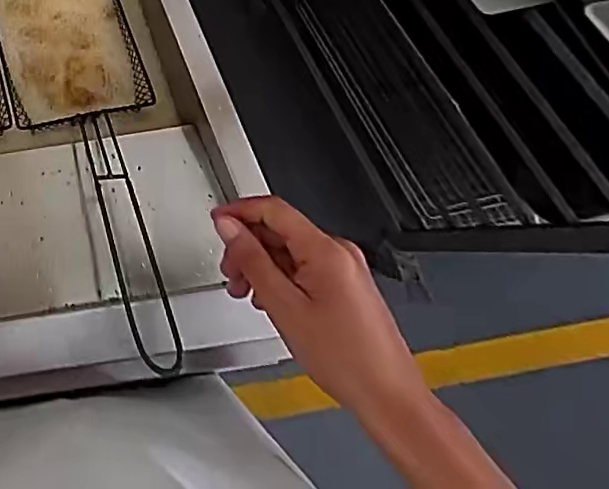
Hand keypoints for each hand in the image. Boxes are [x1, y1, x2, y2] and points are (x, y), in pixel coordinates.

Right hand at [212, 196, 426, 420]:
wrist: (390, 400)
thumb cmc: (347, 360)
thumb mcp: (284, 305)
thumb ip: (251, 259)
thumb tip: (230, 227)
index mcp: (326, 250)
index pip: (272, 209)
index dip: (239, 211)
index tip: (218, 220)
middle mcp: (340, 252)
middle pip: (279, 230)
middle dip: (247, 246)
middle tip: (230, 269)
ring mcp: (346, 269)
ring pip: (290, 250)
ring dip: (261, 265)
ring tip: (247, 291)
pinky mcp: (347, 285)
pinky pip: (304, 266)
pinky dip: (281, 277)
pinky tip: (271, 300)